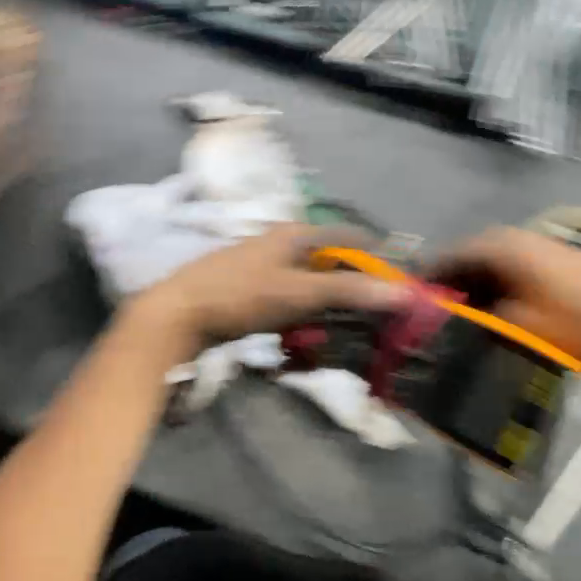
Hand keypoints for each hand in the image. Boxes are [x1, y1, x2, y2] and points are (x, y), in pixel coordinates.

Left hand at [124, 224, 405, 349]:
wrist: (178, 314)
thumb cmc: (240, 295)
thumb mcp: (298, 293)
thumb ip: (349, 290)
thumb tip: (403, 292)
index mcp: (294, 234)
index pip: (350, 239)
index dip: (379, 260)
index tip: (403, 291)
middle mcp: (280, 245)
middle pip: (331, 266)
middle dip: (354, 296)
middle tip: (377, 328)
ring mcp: (263, 270)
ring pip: (310, 290)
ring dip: (327, 315)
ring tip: (342, 342)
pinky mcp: (249, 294)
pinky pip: (288, 306)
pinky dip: (301, 323)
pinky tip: (305, 346)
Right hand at [427, 227, 580, 388]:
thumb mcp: (519, 331)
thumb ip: (469, 325)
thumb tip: (433, 326)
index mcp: (496, 244)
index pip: (439, 262)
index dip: (422, 292)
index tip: (410, 322)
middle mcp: (513, 237)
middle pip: (465, 266)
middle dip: (451, 297)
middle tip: (439, 332)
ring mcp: (540, 248)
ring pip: (491, 274)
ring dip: (478, 301)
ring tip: (471, 334)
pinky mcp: (560, 265)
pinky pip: (515, 279)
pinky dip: (504, 299)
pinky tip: (507, 327)